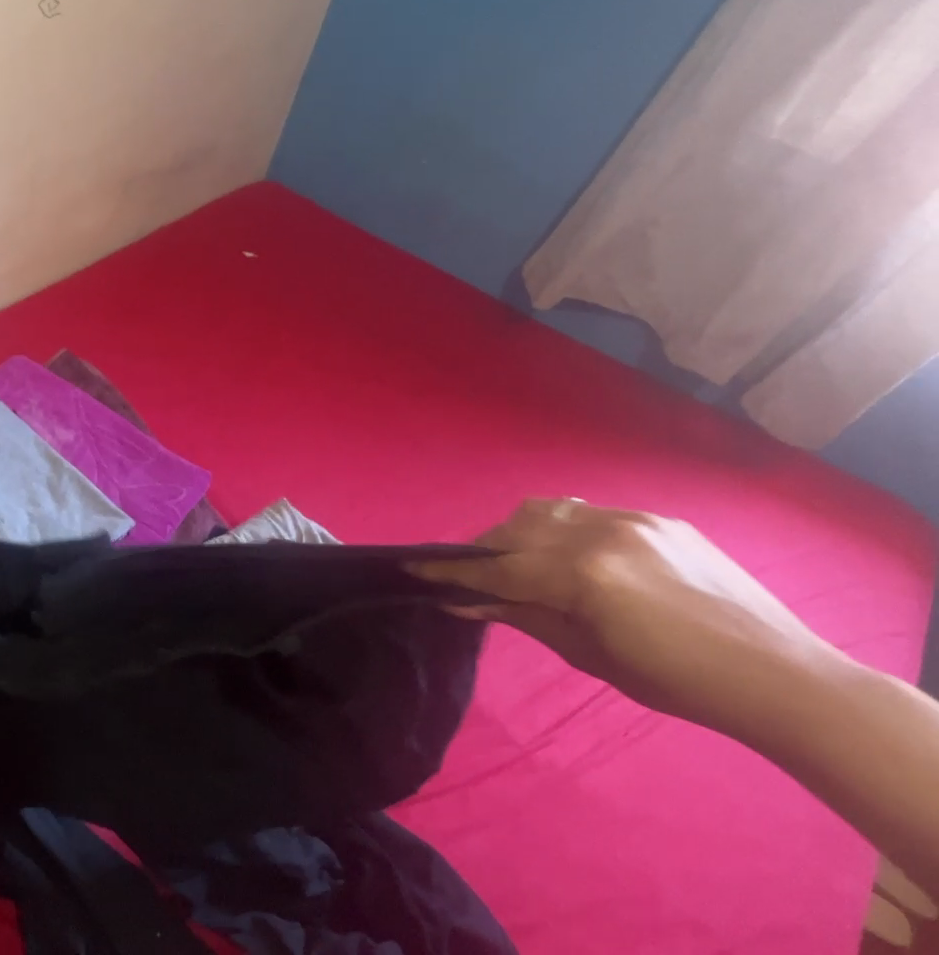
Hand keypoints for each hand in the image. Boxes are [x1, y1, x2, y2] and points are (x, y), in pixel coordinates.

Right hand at [410, 498, 843, 732]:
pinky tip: (570, 555)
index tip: (410, 569)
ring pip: (548, 510)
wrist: (781, 676)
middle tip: (468, 576)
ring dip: (519, 530)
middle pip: (514, 528)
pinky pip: (590, 512)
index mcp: (582, 573)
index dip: (450, 571)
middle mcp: (600, 533)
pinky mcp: (659, 520)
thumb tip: (463, 601)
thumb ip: (522, 615)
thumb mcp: (587, 653)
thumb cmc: (677, 682)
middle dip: (483, 549)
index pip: (496, 567)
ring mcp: (633, 520)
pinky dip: (563, 529)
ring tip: (516, 559)